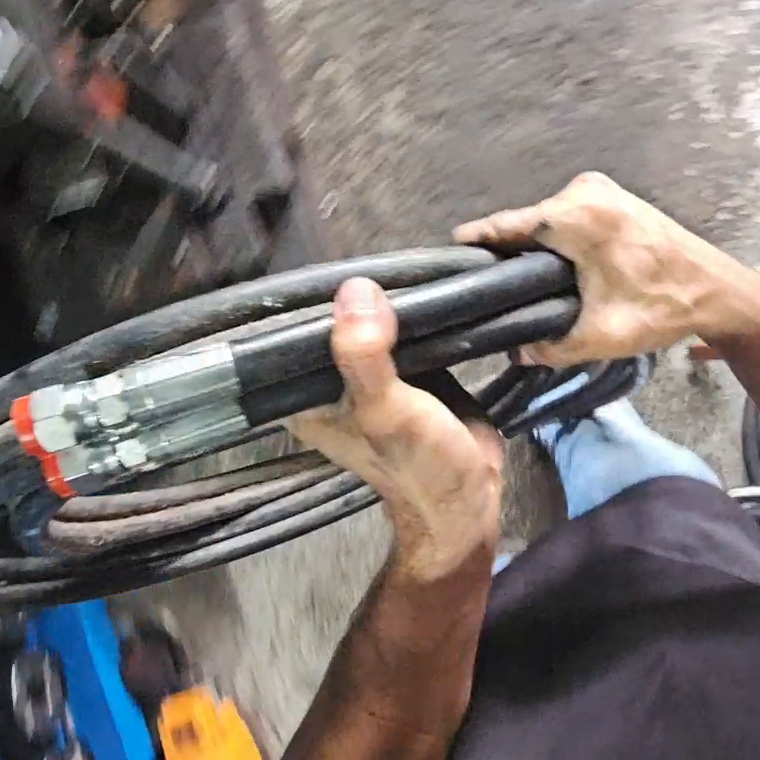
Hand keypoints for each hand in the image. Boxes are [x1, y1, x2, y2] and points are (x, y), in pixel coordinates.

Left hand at [286, 278, 504, 579]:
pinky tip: (428, 289)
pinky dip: (415, 315)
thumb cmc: (419, 464)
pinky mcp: (406, 374)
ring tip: (407, 267)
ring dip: (389, 302)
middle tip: (382, 261)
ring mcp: (368, 378)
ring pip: (369, 324)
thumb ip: (364, 356)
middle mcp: (329, 384)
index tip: (333, 262)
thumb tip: (356, 290)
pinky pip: (403, 334)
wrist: (469, 498)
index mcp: (303, 395)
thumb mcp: (385, 412)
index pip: (289, 333)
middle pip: (333, 323)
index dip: (309, 299)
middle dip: (356, 295)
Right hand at [453, 172, 759, 365]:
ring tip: (520, 285)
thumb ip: (552, 347)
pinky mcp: (610, 196)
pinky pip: (566, 216)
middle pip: (526, 224)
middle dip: (509, 254)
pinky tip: (552, 269)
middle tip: (492, 290)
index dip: (477, 240)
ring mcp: (599, 189)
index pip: (508, 225)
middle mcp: (584, 191)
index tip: (449, 251)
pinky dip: (556, 239)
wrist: (717, 290)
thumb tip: (518, 351)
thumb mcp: (603, 335)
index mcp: (578, 216)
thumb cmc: (663, 306)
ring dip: (534, 248)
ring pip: (546, 221)